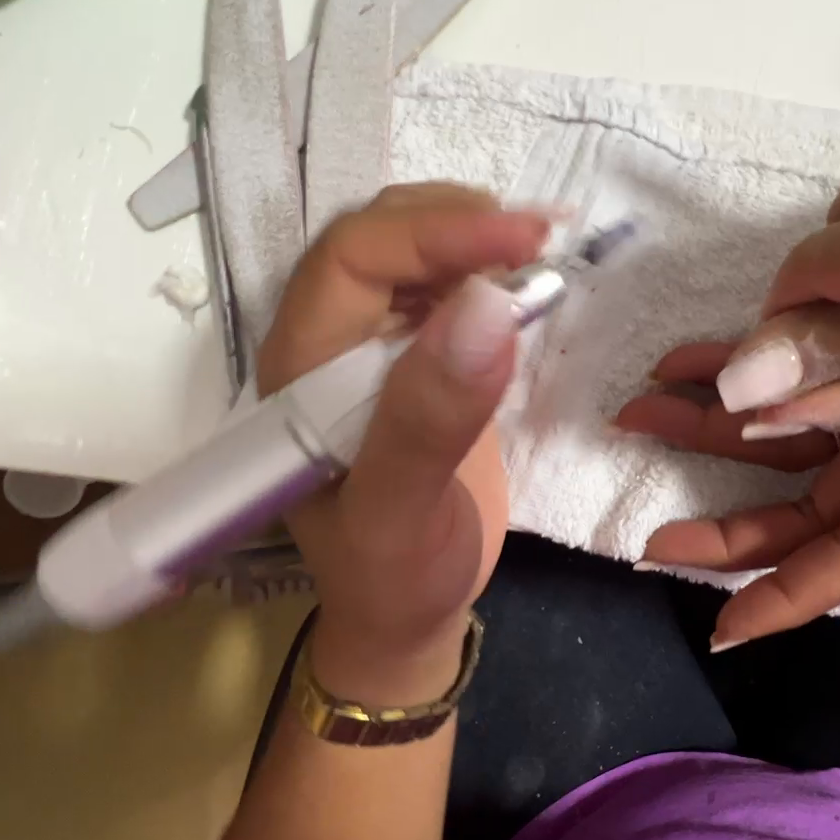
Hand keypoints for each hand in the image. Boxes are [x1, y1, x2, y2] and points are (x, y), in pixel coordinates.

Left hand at [259, 185, 548, 695]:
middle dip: (457, 223)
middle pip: (379, 240)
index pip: (354, 258)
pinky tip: (523, 291)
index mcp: (301, 369)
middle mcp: (328, 347)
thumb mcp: (400, 514)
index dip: (436, 232)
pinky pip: (443, 298)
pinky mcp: (415, 371)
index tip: (525, 237)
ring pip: (411, 259)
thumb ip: (428, 421)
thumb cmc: (394, 577)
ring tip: (537, 255)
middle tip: (538, 238)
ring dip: (473, 243)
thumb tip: (487, 307)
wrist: (407, 617)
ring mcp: (372, 356)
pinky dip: (486, 279)